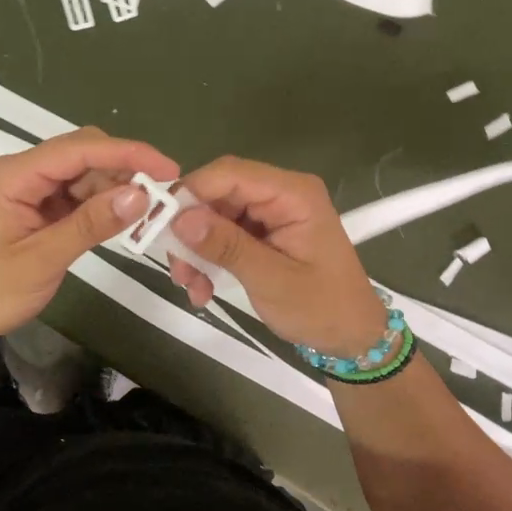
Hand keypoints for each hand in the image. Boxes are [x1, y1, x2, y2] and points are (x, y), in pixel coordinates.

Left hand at [0, 128, 178, 338]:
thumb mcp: (42, 259)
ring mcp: (31, 190)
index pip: (78, 149)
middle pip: (84, 153)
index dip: (127, 154)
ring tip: (151, 212)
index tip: (168, 168)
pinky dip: (103, 205)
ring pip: (85, 174)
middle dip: (125, 169)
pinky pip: (78, 195)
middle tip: (165, 195)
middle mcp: (23, 173)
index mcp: (14, 175)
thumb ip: (89, 225)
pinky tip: (125, 218)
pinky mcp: (39, 208)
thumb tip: (141, 195)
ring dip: (117, 188)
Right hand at [168, 156, 385, 354]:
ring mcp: (271, 213)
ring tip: (191, 285)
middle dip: (189, 228)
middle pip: (217, 193)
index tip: (160, 226)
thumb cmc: (322, 308)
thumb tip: (180, 220)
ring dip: (195, 250)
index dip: (190, 193)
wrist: (351, 336)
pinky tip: (203, 287)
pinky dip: (207, 259)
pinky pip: (222, 234)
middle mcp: (280, 194)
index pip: (229, 174)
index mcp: (292, 194)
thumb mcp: (272, 280)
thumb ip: (227, 247)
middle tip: (176, 267)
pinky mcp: (262, 233)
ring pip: (213, 216)